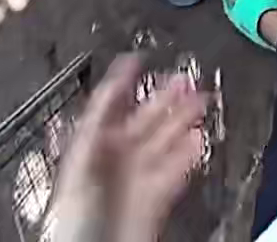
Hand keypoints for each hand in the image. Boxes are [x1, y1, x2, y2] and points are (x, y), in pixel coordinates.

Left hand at [48, 55, 206, 241]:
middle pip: (145, 118)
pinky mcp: (154, 196)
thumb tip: (113, 84)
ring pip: (164, 139)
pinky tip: (199, 136)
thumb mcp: (80, 160)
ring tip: (202, 98)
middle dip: (166, 95)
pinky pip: (175, 168)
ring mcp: (136, 176)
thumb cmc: (73, 219)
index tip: (138, 58)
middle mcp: (116, 158)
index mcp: (94, 146)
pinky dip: (188, 152)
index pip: (110, 103)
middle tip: (185, 76)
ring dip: (184, 117)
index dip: (123, 79)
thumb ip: (98, 121)